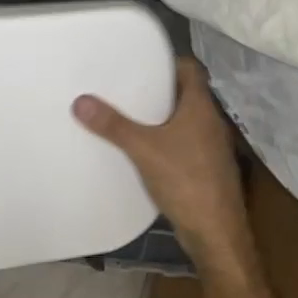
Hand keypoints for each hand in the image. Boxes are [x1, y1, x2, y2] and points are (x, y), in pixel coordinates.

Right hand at [74, 58, 249, 258]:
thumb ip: (113, 125)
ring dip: (162, 118)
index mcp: (201, 108)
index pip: (190, 69)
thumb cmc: (186, 180)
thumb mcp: (142, 149)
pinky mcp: (207, 171)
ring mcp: (212, 149)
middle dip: (157, 91)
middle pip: (184, 95)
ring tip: (130, 116)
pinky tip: (144, 151)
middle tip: (127, 88)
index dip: (168, 62)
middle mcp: (210, 123)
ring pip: (185, 121)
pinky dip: (166, 142)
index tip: (141, 63)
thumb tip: (81, 101)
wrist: (217, 235)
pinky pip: (184, 144)